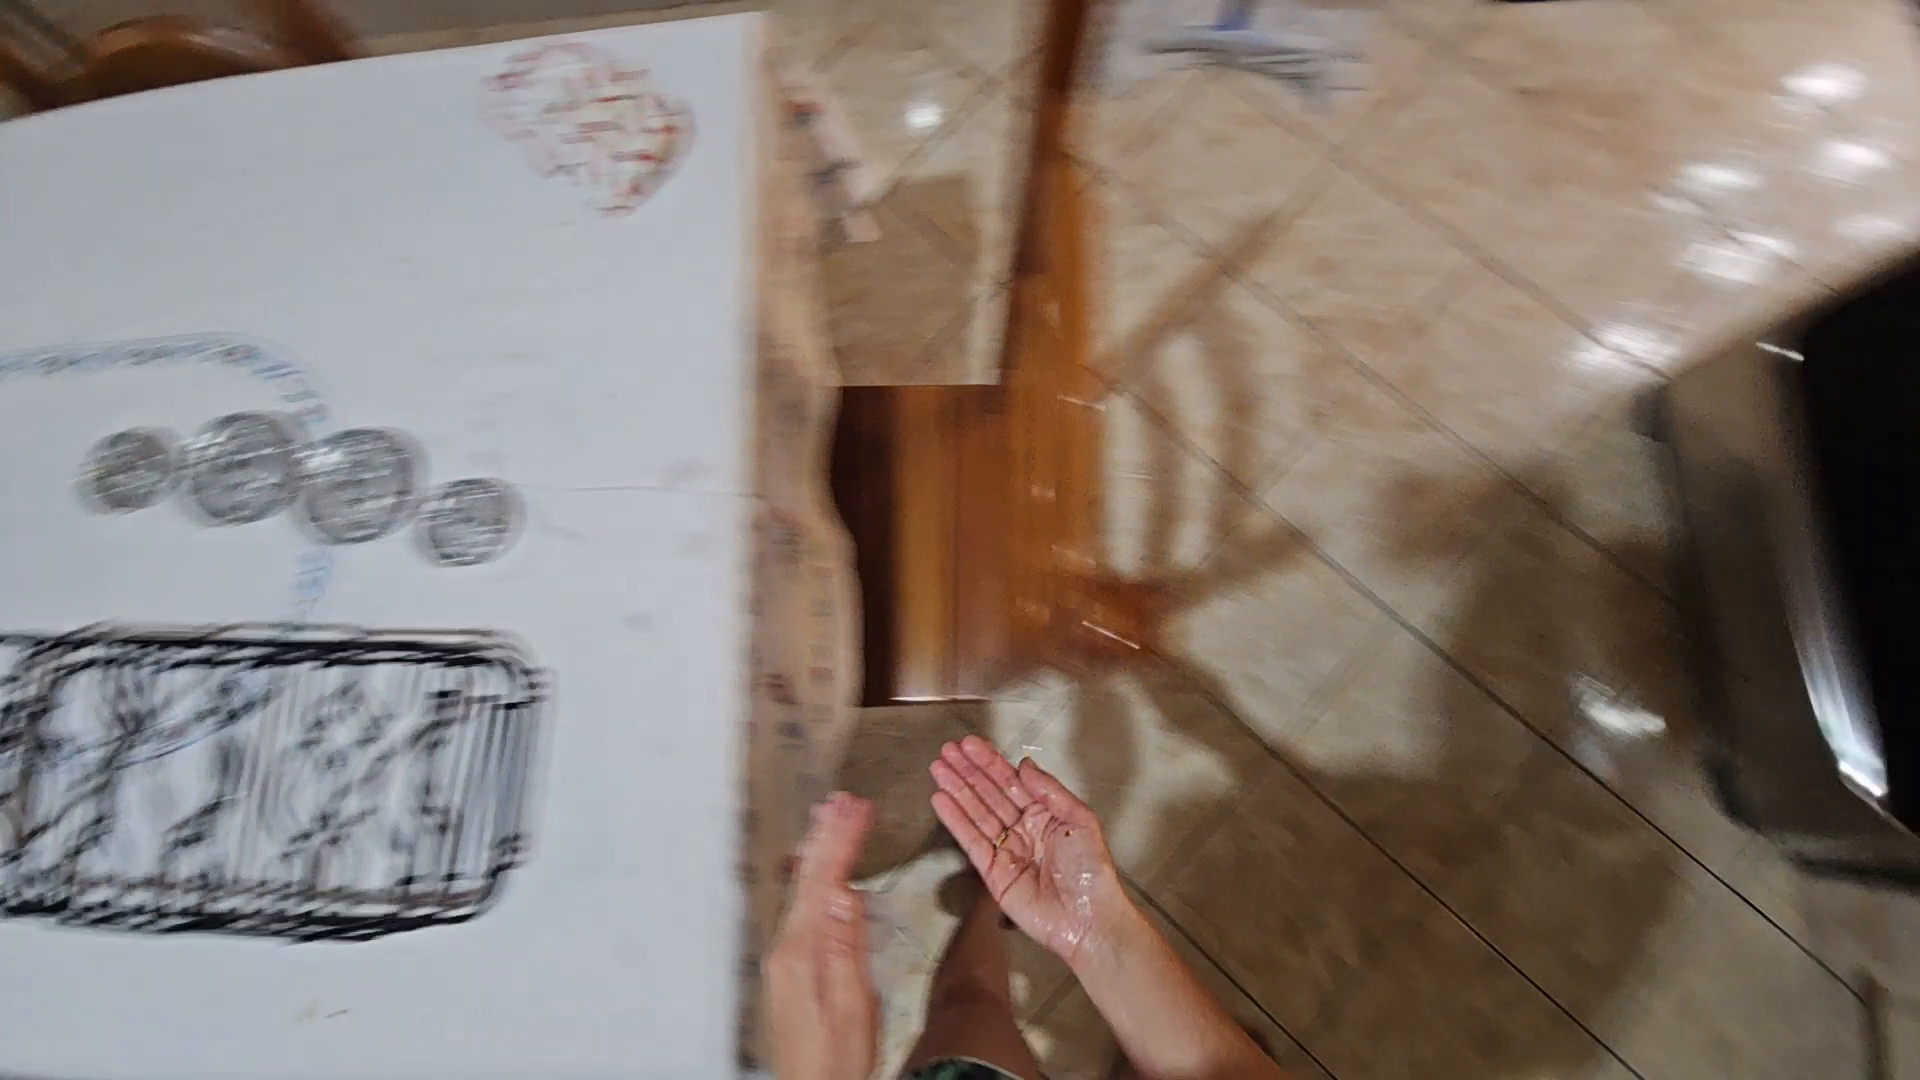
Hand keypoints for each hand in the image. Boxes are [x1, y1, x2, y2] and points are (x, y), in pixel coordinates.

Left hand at [764, 792, 877, 1079]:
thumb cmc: (838, 1057)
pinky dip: (812, 872)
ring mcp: (785, 952)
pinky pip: (801, 900)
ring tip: (829, 814)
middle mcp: (787, 945)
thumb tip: (846, 893)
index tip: (858, 808)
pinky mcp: (791, 961)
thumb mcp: (853, 1005)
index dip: (842, 841)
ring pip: (802, 886)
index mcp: (803, 951)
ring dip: (819, 847)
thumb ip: (848, 947)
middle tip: (846, 800)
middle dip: (829, 835)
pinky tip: (815, 863)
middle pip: (809, 877)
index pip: (825, 881)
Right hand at [928, 736, 1130, 967]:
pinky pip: (971, 841)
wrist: (1089, 919)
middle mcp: (1022, 828)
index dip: (989, 762)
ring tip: (938, 768)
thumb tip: (1024, 763)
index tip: (970, 744)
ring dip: (956, 789)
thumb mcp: (1079, 819)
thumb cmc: (1091, 870)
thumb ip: (1049, 790)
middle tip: (946, 750)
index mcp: (1044, 814)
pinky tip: (941, 800)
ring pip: (976, 812)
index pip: (1011, 781)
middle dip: (967, 771)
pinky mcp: (992, 873)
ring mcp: (1006, 849)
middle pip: (989, 793)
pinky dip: (955, 820)